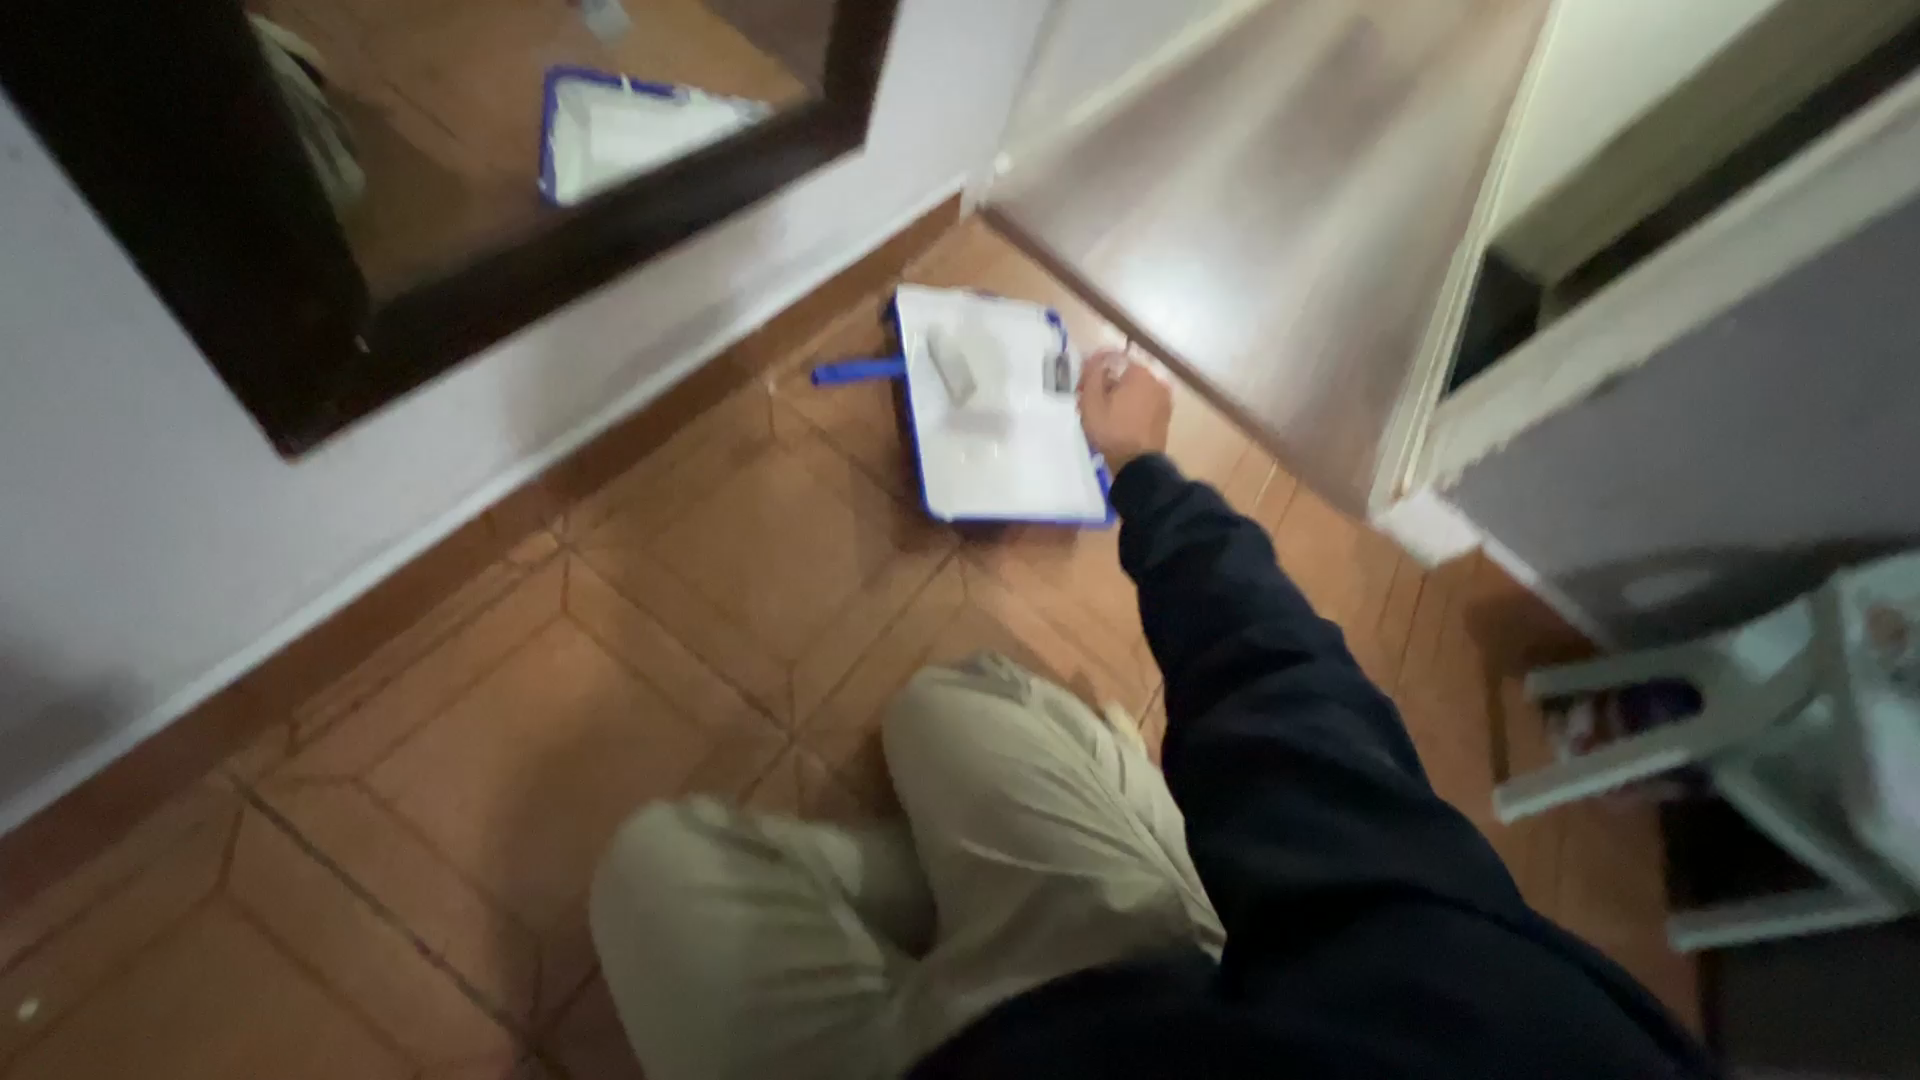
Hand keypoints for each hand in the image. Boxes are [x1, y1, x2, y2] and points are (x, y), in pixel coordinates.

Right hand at [1077, 349, 1171, 471]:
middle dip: (1105, 384)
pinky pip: (1143, 403)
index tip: (1080, 386)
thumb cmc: (1111, 431)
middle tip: (1088, 402)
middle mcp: (1156, 380)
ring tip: (1102, 414)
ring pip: (1134, 389)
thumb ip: (1092, 373)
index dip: (1092, 370)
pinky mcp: (1165, 416)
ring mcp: (1164, 399)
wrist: (1137, 465)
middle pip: (1123, 374)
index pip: (1111, 359)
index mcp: (1139, 372)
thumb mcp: (1091, 401)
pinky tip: (1118, 421)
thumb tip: (1095, 359)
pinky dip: (1130, 407)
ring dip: (1117, 396)